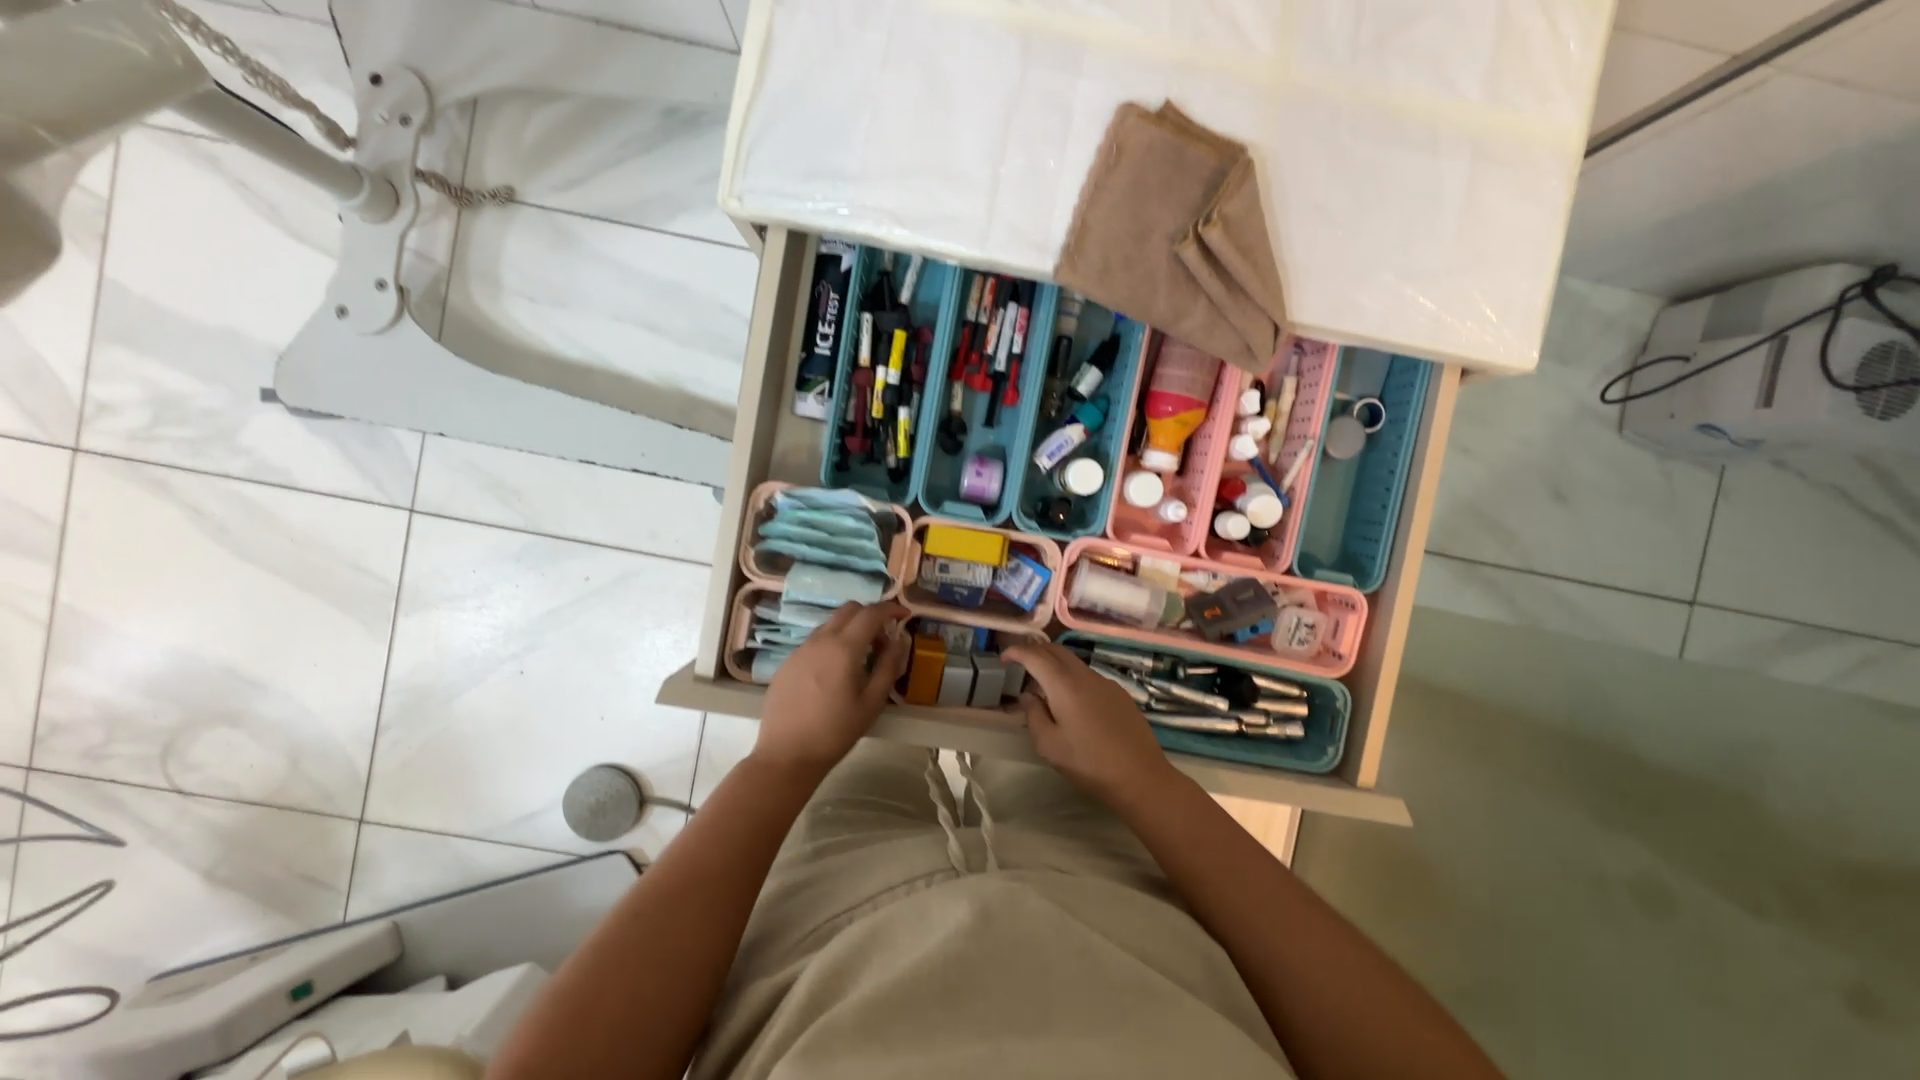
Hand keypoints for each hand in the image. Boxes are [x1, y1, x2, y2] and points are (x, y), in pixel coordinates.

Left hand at [756, 602, 909, 776]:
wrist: (787, 754)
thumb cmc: (836, 731)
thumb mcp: (872, 702)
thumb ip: (889, 666)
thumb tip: (899, 641)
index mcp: (843, 648)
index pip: (871, 613)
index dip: (891, 608)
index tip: (904, 614)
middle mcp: (820, 640)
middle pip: (849, 609)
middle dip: (870, 615)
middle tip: (883, 640)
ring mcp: (800, 650)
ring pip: (830, 623)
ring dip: (850, 629)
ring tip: (860, 658)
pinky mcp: (788, 662)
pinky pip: (815, 641)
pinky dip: (832, 643)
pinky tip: (835, 672)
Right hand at [1002, 641, 1177, 804]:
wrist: (1140, 777)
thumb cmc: (1089, 763)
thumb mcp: (1049, 745)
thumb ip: (1034, 715)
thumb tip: (1028, 695)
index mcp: (1065, 685)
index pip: (1036, 656)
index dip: (1017, 652)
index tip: (1003, 658)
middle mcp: (1086, 676)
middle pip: (1057, 651)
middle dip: (1036, 651)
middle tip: (1020, 662)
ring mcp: (1107, 684)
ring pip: (1075, 663)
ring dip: (1055, 664)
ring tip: (1043, 684)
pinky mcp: (1121, 695)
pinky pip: (1090, 677)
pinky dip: (1073, 677)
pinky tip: (1072, 701)